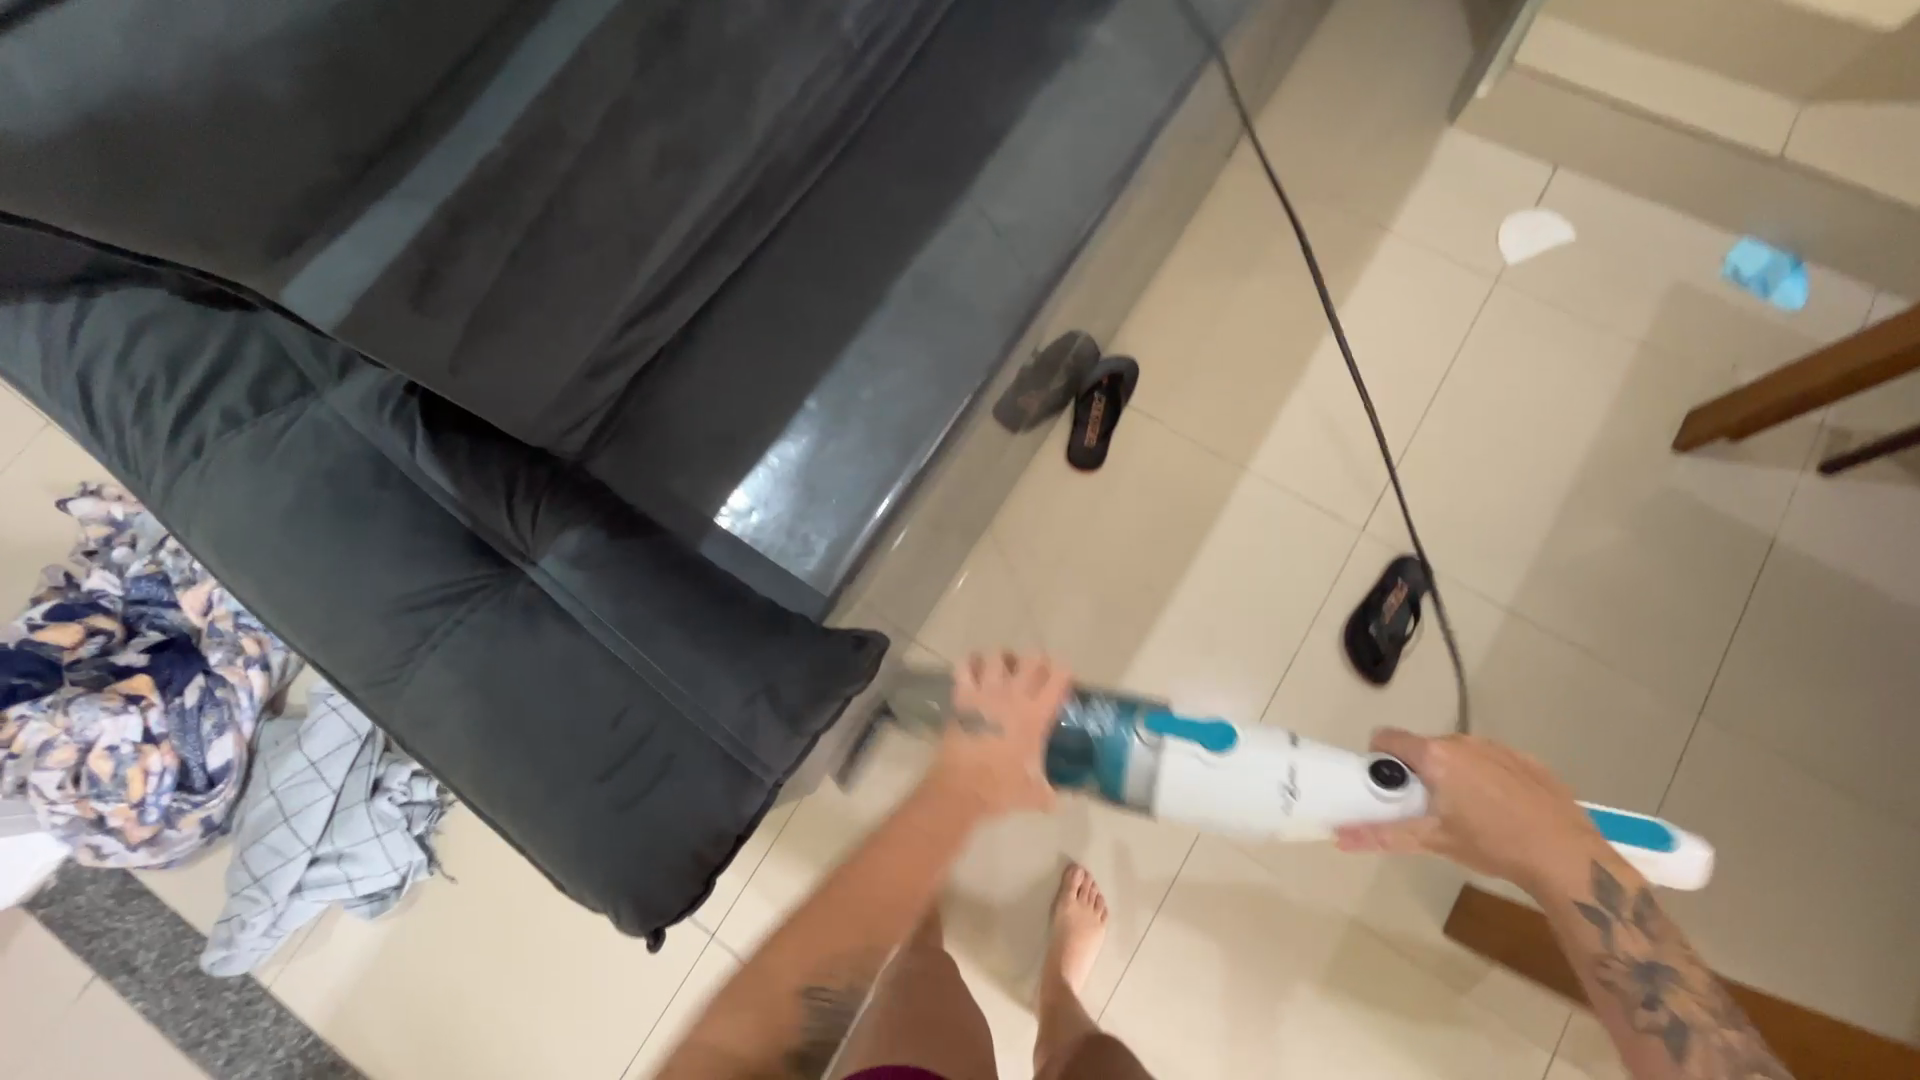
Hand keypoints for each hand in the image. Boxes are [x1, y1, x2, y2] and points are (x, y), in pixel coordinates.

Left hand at [927, 651, 1071, 818]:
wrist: (962, 787)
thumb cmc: (1001, 788)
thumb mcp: (1033, 794)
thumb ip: (1046, 794)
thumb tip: (1054, 802)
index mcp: (1036, 715)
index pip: (1059, 679)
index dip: (1064, 673)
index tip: (1063, 679)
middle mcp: (1014, 696)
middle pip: (1031, 659)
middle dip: (1036, 660)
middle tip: (1034, 671)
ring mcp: (986, 693)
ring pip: (997, 656)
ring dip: (1002, 658)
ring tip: (1003, 668)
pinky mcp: (962, 696)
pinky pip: (965, 667)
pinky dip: (969, 663)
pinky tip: (973, 670)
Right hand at [1334, 728, 1613, 898]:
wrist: (1566, 858)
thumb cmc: (1491, 845)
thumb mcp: (1433, 841)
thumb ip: (1381, 835)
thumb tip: (1337, 837)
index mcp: (1435, 755)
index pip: (1387, 738)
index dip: (1379, 759)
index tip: (1388, 787)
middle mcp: (1463, 741)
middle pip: (1423, 748)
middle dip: (1418, 771)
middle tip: (1426, 808)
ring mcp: (1499, 748)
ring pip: (1459, 753)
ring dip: (1452, 773)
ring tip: (1467, 811)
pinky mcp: (1529, 761)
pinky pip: (1492, 761)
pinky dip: (1486, 778)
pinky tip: (1502, 809)